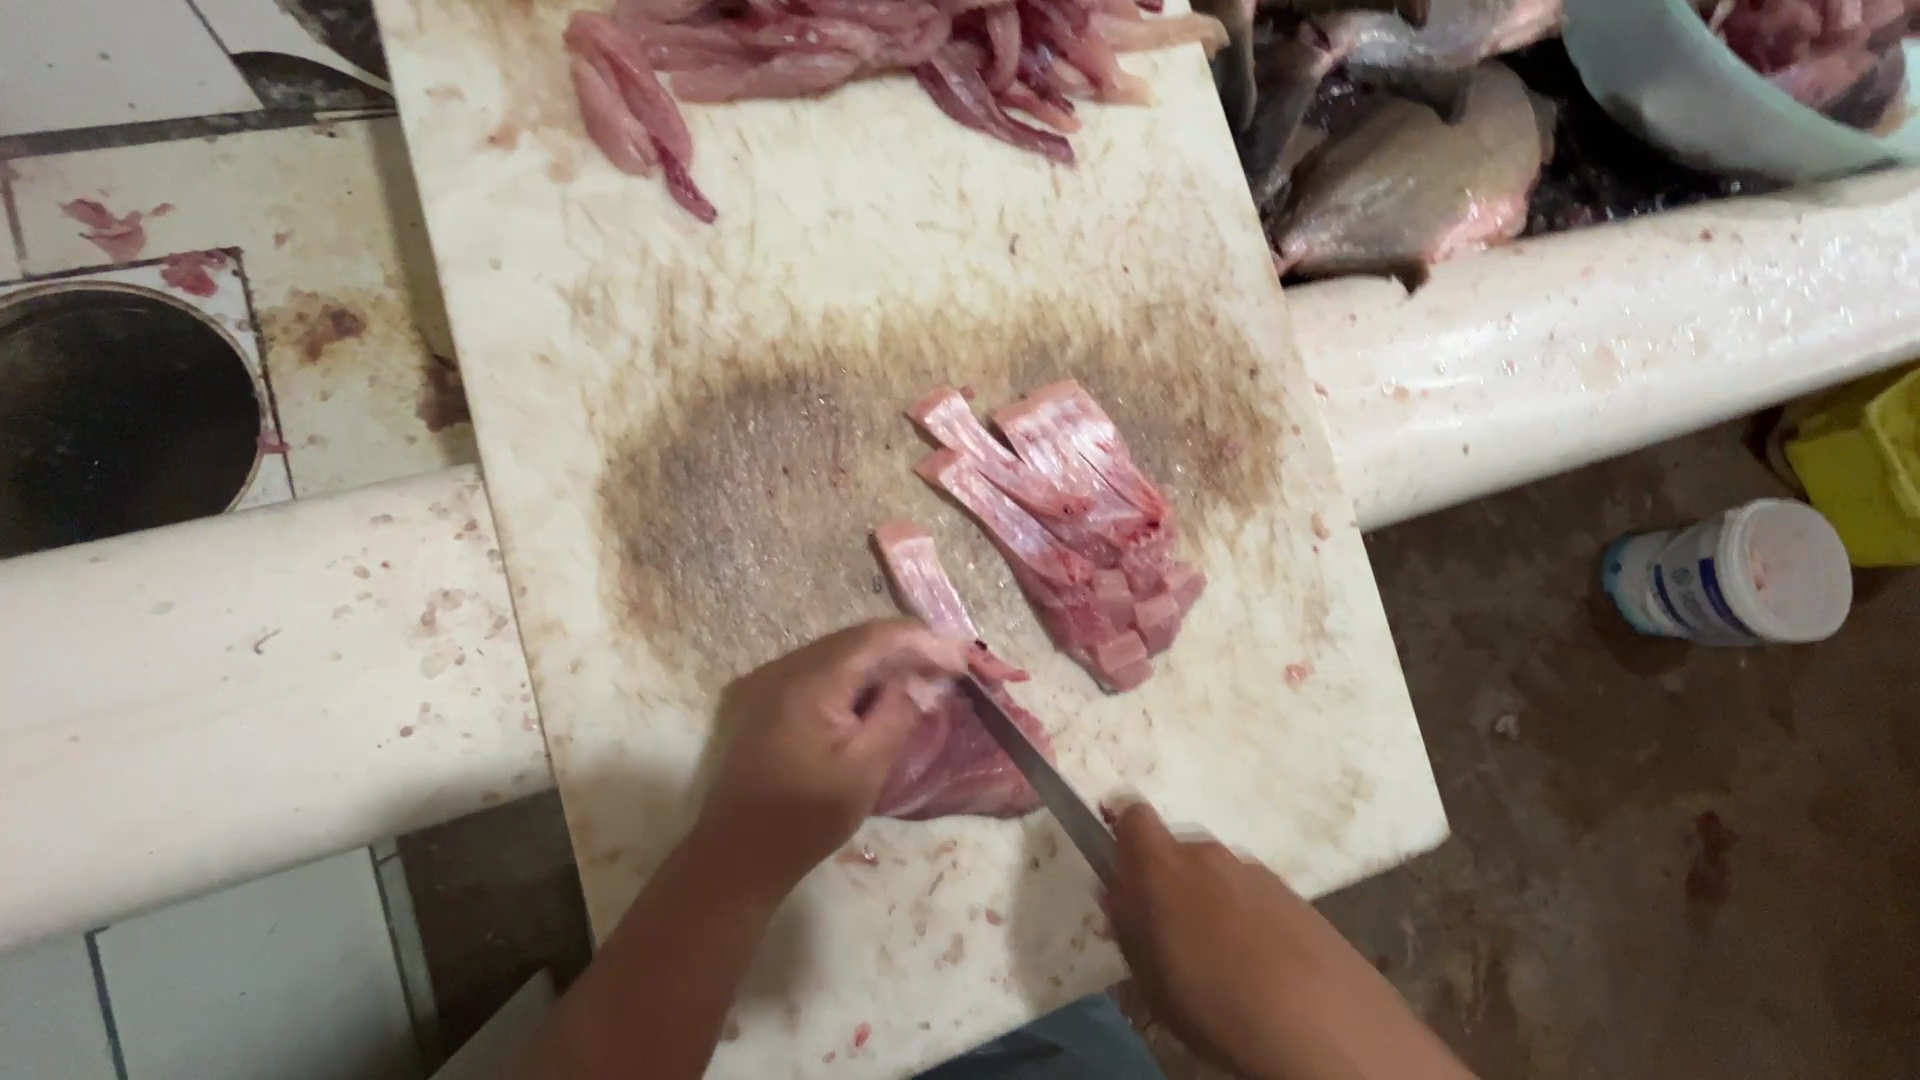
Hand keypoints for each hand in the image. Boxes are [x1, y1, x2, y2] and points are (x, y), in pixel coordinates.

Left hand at [694, 619, 965, 896]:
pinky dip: (860, 675)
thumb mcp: (865, 769)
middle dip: (909, 646)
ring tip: (927, 675)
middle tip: (951, 665)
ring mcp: (775, 680)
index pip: (878, 637)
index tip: (962, 659)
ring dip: (886, 659)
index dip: (925, 641)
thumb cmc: (805, 818)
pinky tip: (884, 692)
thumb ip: (899, 713)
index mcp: (813, 680)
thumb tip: (928, 677)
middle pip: (860, 638)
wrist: (736, 855)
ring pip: (843, 651)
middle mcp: (790, 667)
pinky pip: (825, 670)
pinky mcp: (771, 698)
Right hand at [1105, 802, 1475, 1079]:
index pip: (1130, 813)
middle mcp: (1208, 853)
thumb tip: (1115, 887)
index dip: (1118, 823)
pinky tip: (1256, 967)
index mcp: (1163, 862)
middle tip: (1165, 929)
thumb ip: (1125, 919)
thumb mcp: (1146, 971)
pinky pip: (1252, 896)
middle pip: (1175, 848)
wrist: (1322, 1023)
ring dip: (1208, 901)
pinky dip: (1246, 919)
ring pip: (1216, 875)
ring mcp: (1255, 872)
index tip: (1114, 853)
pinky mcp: (1294, 896)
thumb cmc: (1211, 998)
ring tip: (1216, 958)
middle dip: (1165, 878)